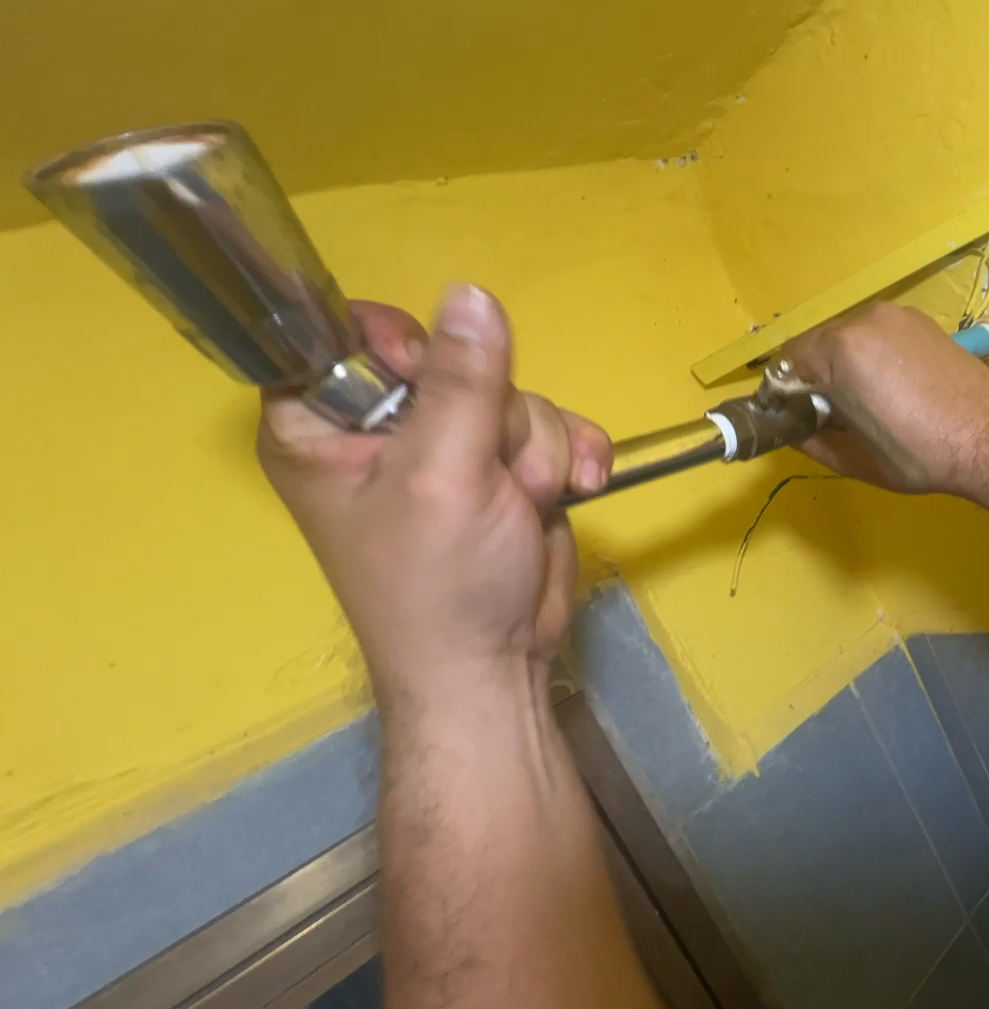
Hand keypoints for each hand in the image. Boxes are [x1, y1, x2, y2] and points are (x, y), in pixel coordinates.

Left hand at [257, 285, 613, 698]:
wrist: (501, 656)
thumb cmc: (439, 578)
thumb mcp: (442, 474)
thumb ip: (462, 383)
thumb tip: (473, 293)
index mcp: (329, 425)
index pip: (350, 336)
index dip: (403, 346)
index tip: (434, 377)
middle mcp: (396, 429)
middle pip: (461, 363)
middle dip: (500, 418)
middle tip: (496, 473)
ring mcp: (466, 450)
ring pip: (521, 399)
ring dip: (544, 450)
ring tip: (532, 502)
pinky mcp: (520, 472)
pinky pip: (561, 430)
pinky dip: (578, 458)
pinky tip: (581, 489)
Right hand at [782, 302, 988, 495]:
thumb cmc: (918, 456)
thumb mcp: (854, 461)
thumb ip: (810, 440)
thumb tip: (791, 429)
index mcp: (841, 350)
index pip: (786, 363)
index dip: (787, 393)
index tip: (801, 418)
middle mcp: (865, 319)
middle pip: (818, 345)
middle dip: (818, 377)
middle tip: (837, 415)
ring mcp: (897, 315)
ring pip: (850, 337)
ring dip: (847, 364)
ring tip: (872, 402)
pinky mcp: (922, 321)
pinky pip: (880, 334)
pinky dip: (876, 355)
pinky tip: (897, 387)